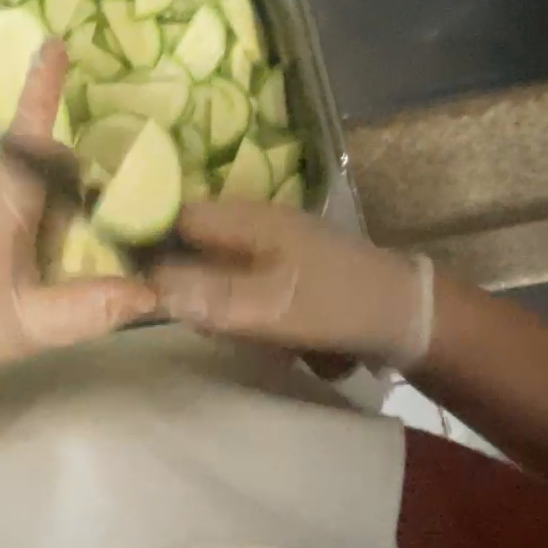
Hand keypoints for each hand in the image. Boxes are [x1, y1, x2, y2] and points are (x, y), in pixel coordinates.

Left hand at [0, 42, 159, 386]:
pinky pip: (13, 188)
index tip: (54, 47)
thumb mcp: (36, 326)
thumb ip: (90, 308)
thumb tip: (151, 290)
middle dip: (72, 189)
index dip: (40, 92)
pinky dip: (36, 209)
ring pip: (28, 176)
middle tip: (76, 246)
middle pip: (42, 161)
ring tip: (48, 261)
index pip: (26, 140)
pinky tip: (33, 254)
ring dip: (54, 205)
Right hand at [150, 201, 433, 367]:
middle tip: (182, 316)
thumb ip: (209, 296)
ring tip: (223, 328)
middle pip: (191, 242)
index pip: (176, 218)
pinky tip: (250, 329)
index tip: (131, 279)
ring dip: (210, 296)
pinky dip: (236, 304)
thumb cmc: (340, 304)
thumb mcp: (272, 307)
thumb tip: (148, 288)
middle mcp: (253, 222)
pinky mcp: (285, 267)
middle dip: (181, 279)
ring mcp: (271, 243)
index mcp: (246, 219)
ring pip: (214, 264)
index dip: (148, 242)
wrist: (416, 319)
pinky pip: (240, 280)